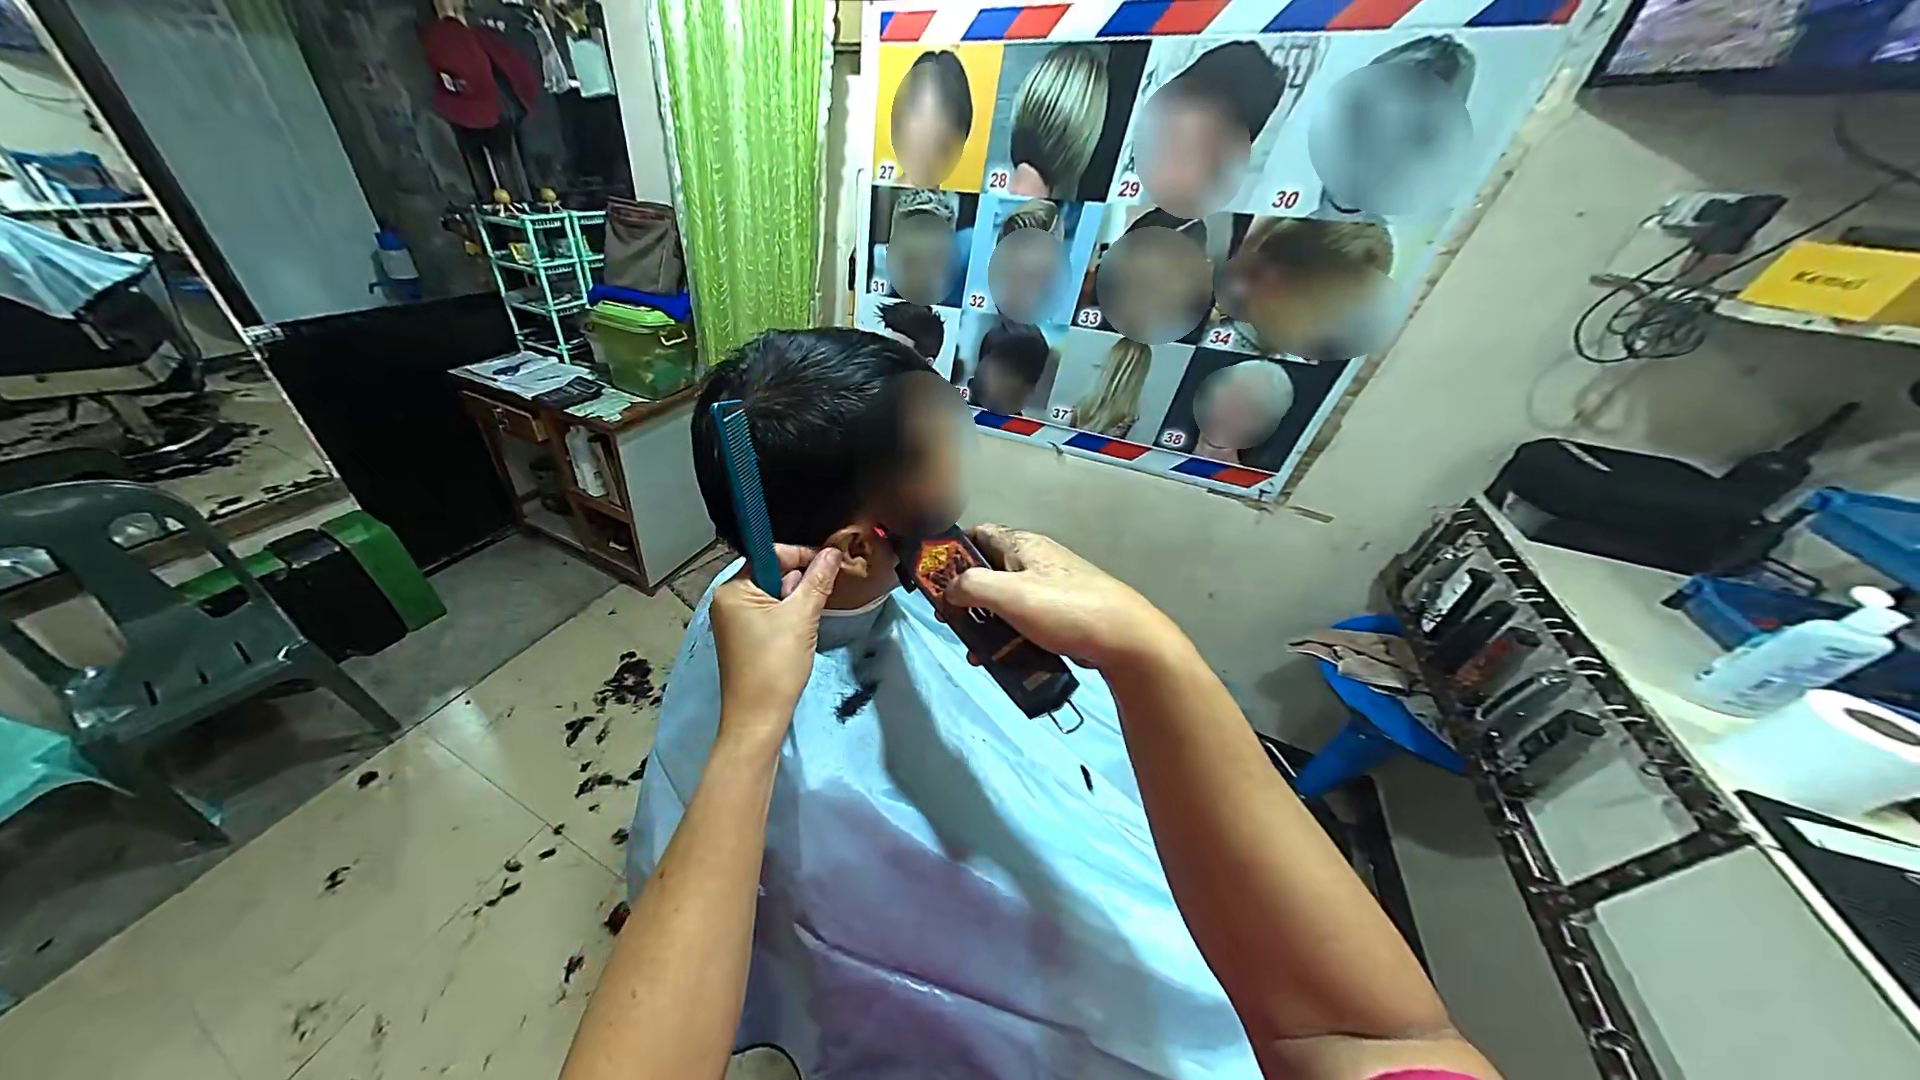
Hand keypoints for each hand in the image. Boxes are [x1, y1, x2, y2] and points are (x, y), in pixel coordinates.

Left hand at [711, 544, 843, 747]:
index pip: (771, 554)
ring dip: (797, 600)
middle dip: (801, 581)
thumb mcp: (802, 616)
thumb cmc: (776, 664)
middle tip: (819, 599)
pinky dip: (789, 616)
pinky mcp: (744, 637)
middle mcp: (728, 599)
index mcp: (733, 589)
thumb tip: (834, 551)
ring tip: (808, 620)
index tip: (829, 565)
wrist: (758, 718)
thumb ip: (818, 579)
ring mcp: (734, 620)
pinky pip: (770, 613)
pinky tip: (800, 631)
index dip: (802, 555)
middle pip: (773, 573)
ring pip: (774, 594)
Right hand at [944, 524, 1181, 669]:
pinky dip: (1009, 635)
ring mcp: (1050, 588)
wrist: (1125, 639)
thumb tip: (949, 591)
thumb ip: (970, 587)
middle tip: (952, 620)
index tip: (936, 578)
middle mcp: (1035, 561)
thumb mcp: (1009, 594)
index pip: (977, 534)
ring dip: (986, 622)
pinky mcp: (1061, 614)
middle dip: (966, 596)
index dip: (953, 552)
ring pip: (1005, 601)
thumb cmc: (1065, 609)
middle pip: (988, 571)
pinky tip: (1002, 658)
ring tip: (975, 649)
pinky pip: (1024, 621)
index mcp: (1022, 546)